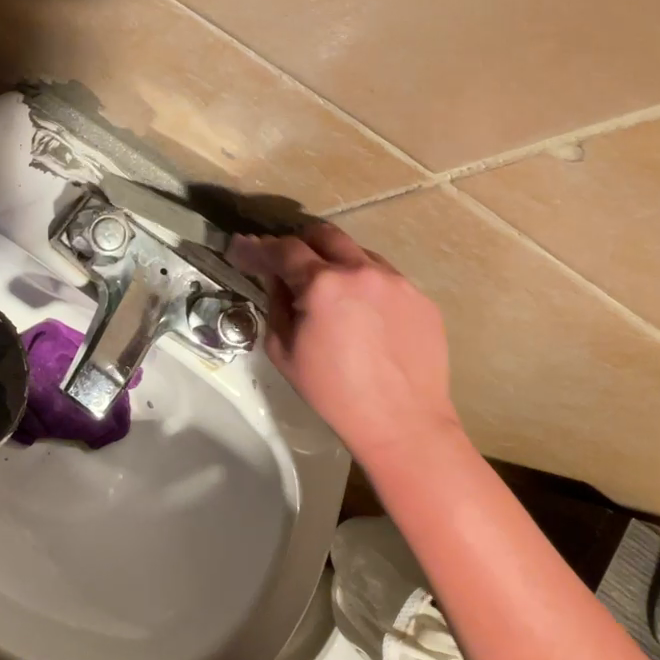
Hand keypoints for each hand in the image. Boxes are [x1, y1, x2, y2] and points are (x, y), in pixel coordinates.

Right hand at [230, 225, 461, 464]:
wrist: (403, 424)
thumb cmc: (333, 392)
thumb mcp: (283, 350)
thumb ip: (276, 304)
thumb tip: (278, 281)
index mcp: (323, 284)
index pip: (282, 249)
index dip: (255, 247)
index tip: (239, 248)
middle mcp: (361, 271)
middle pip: (323, 235)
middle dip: (298, 242)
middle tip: (285, 263)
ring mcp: (396, 282)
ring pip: (357, 253)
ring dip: (334, 262)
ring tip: (328, 293)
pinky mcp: (420, 298)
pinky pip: (384, 278)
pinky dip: (363, 284)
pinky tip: (361, 315)